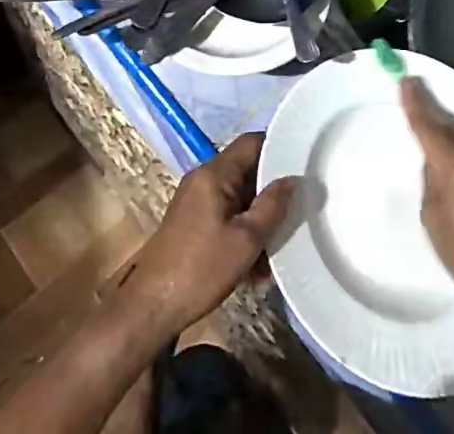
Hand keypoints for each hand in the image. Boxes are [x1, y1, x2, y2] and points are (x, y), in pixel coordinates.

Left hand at [113, 133, 293, 339]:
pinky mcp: (192, 224)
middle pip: (248, 171)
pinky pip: (227, 216)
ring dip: (259, 220)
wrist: (149, 310)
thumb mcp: (247, 239)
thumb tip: (290, 180)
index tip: (304, 166)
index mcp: (215, 174)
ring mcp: (196, 202)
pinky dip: (243, 233)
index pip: (253, 142)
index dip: (280, 148)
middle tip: (298, 211)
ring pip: (240, 198)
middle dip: (272, 193)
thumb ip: (273, 205)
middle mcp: (203, 180)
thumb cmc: (200, 269)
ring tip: (277, 249)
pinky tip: (256, 267)